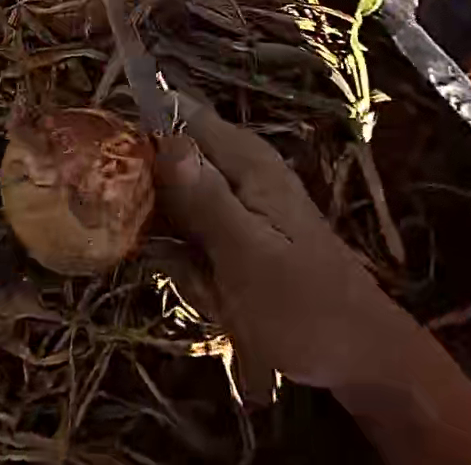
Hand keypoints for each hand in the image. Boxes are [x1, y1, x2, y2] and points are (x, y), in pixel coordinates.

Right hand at [152, 92, 421, 397]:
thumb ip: (205, 197)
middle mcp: (238, 168)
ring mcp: (237, 200)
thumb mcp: (247, 255)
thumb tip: (164, 139)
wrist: (360, 357)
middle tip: (167, 252)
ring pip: (175, 202)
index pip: (180, 113)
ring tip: (201, 284)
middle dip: (154, 205)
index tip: (111, 168)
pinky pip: (191, 233)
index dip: (141, 128)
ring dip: (172, 243)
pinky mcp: (236, 230)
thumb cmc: (305, 306)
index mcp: (245, 159)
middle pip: (169, 159)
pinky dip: (189, 262)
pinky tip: (210, 295)